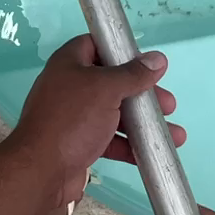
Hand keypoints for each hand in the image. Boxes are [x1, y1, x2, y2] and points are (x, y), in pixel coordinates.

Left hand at [5, 35, 185, 186]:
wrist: (41, 170)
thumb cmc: (72, 118)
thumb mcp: (106, 89)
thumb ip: (132, 74)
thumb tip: (157, 59)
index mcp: (69, 63)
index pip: (95, 45)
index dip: (121, 51)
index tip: (146, 64)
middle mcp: (69, 86)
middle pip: (111, 82)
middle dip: (142, 94)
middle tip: (168, 105)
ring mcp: (73, 116)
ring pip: (113, 113)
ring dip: (142, 123)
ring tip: (174, 134)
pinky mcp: (77, 143)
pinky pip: (107, 139)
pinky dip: (128, 144)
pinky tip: (151, 153)